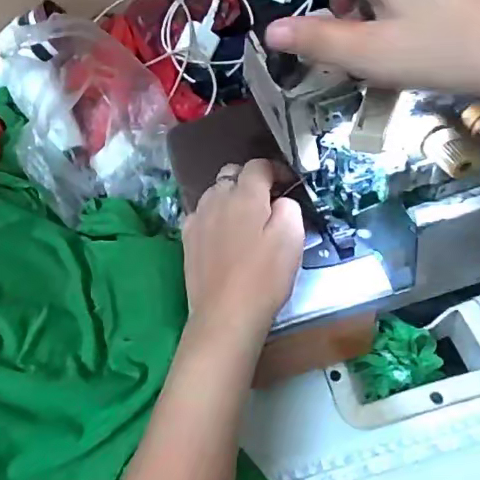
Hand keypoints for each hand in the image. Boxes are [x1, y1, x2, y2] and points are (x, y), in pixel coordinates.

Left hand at [181, 159, 303, 340]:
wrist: (226, 314)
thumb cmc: (264, 276)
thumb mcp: (292, 238)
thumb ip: (289, 208)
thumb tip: (279, 201)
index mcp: (245, 194)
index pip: (258, 165)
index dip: (276, 170)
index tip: (288, 184)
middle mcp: (216, 198)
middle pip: (231, 174)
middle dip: (249, 181)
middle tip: (267, 202)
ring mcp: (197, 218)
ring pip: (214, 193)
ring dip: (230, 198)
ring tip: (245, 220)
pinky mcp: (186, 238)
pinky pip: (202, 215)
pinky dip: (214, 217)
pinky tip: (223, 236)